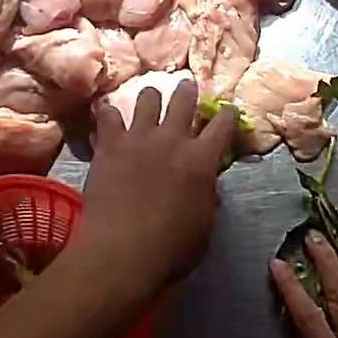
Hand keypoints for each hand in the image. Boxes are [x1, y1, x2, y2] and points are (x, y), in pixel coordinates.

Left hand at [68, 79, 236, 302]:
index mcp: (201, 159)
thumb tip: (204, 181)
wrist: (122, 252)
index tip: (229, 109)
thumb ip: (206, 194)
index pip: (223, 125)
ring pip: (148, 98)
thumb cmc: (170, 250)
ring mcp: (140, 137)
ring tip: (150, 96)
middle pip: (184, 99)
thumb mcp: (204, 224)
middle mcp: (172, 139)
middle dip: (188, 89)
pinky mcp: (111, 143)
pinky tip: (108, 114)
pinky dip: (109, 114)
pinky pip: (109, 115)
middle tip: (187, 85)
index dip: (228, 114)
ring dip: (151, 96)